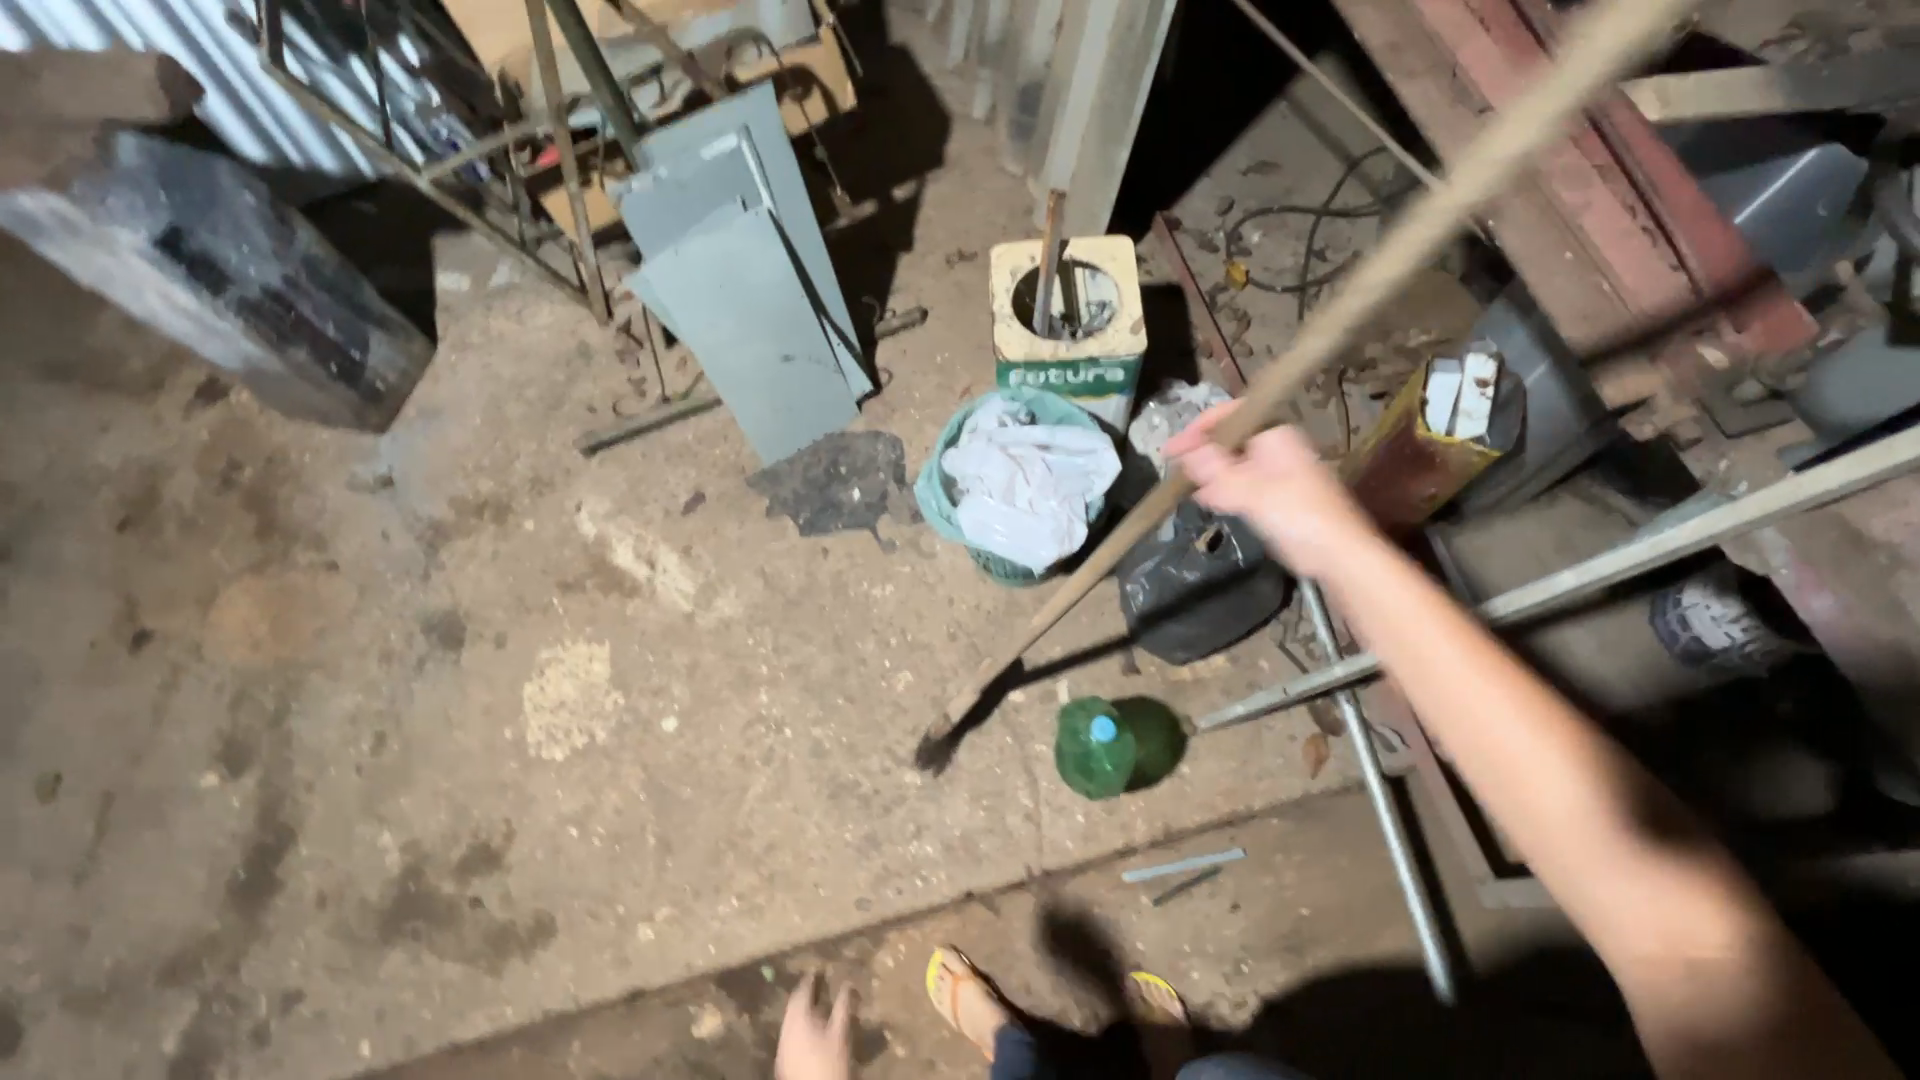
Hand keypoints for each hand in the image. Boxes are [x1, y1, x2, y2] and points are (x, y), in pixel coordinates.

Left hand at [774, 973, 854, 1079]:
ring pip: (789, 1019)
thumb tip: (847, 983)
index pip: (801, 991)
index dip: (809, 979)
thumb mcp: (840, 1032)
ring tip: (814, 1007)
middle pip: (792, 1004)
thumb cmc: (830, 1061)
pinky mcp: (781, 1057)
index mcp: (799, 1017)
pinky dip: (796, 1026)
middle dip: (803, 994)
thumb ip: (843, 1005)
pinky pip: (787, 1034)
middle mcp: (786, 1027)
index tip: (817, 971)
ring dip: (800, 1011)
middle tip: (815, 987)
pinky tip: (807, 1031)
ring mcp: (781, 1043)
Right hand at [1165, 402, 1379, 578]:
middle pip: (1230, 439)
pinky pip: (1239, 485)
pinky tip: (1202, 498)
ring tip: (1182, 482)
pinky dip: (1220, 489)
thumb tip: (1186, 453)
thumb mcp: (1251, 491)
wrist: (1336, 553)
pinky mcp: (1271, 497)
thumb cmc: (1299, 515)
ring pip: (1232, 463)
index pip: (1231, 415)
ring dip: (1208, 471)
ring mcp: (1273, 473)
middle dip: (1201, 450)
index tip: (1174, 446)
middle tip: (1173, 464)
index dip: (1199, 427)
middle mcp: (1273, 449)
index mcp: (1274, 437)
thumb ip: (1216, 471)